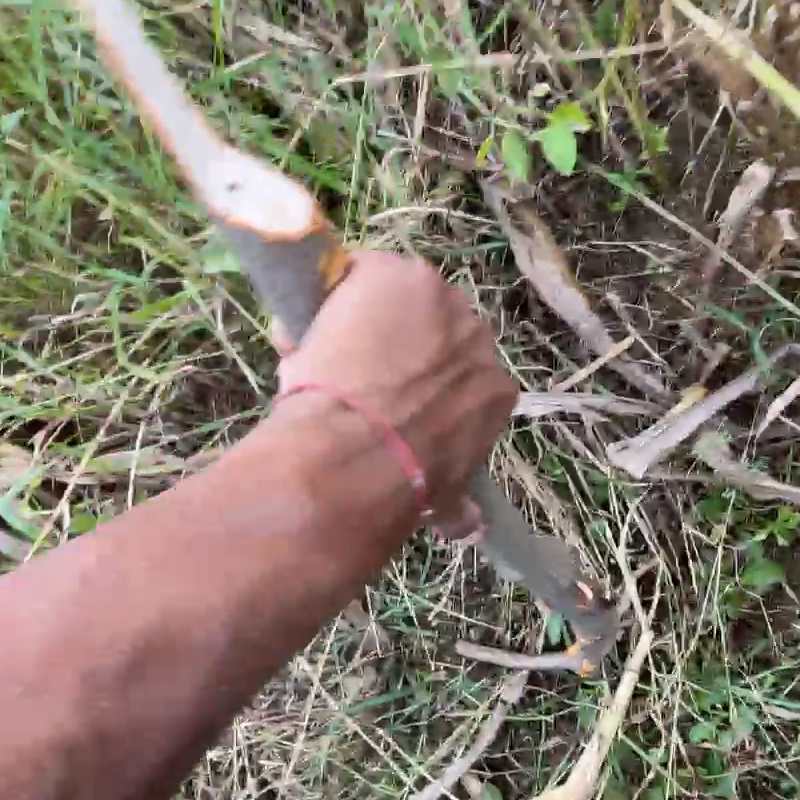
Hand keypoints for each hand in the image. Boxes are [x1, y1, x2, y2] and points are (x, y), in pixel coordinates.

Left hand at [273, 252, 514, 533]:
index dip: (421, 380)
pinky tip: (304, 324)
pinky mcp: (396, 274)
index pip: (462, 372)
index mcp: (495, 390)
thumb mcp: (441, 498)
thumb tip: (468, 526)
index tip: (388, 398)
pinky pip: (358, 273)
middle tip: (352, 375)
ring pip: (393, 298)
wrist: (362, 452)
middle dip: (395, 345)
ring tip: (320, 352)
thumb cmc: (405, 481)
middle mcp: (477, 337)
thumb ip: (456, 505)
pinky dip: (330, 292)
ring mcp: (439, 299)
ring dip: (362, 317)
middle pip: (431, 329)